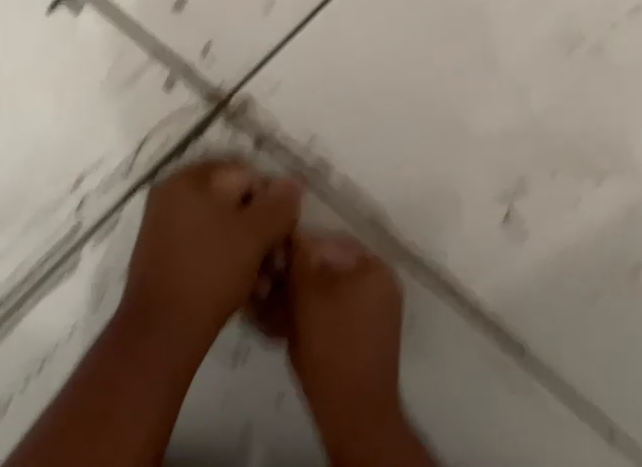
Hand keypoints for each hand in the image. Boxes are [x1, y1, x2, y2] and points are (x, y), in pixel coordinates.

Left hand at [116, 158, 302, 350]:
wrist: (162, 328)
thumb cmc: (210, 273)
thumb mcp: (253, 236)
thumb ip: (277, 206)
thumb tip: (292, 182)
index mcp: (190, 178)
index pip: (245, 172)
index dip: (272, 201)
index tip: (284, 234)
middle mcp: (174, 192)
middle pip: (232, 198)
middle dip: (259, 227)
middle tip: (276, 260)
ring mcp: (166, 222)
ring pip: (221, 224)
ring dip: (246, 247)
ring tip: (263, 280)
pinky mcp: (164, 250)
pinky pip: (204, 242)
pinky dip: (225, 257)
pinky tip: (244, 286)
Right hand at [285, 232, 406, 435]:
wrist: (353, 410)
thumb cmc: (330, 344)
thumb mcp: (306, 291)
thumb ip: (298, 254)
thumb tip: (290, 231)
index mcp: (373, 267)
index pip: (325, 240)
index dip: (292, 248)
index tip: (266, 261)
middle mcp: (379, 283)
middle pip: (325, 265)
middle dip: (291, 275)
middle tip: (262, 287)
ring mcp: (372, 310)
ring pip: (324, 290)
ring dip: (294, 295)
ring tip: (266, 308)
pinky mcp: (361, 333)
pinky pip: (330, 311)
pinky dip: (307, 314)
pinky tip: (281, 324)